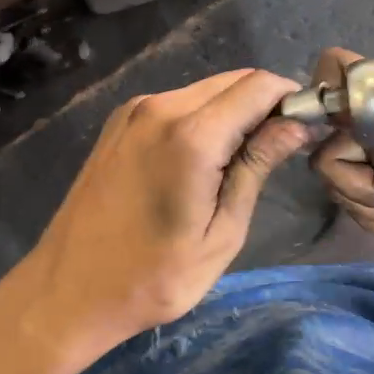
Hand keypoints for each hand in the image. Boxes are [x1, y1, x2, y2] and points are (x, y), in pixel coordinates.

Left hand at [4, 69, 310, 357]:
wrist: (66, 292)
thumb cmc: (152, 278)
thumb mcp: (220, 234)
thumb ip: (257, 168)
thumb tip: (296, 124)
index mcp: (190, 135)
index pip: (259, 86)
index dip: (291, 98)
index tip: (307, 128)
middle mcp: (161, 107)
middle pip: (234, 81)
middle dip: (265, 104)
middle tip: (279, 149)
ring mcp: (135, 111)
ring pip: (207, 89)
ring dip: (234, 111)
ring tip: (242, 161)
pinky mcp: (120, 121)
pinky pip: (178, 103)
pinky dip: (204, 117)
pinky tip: (204, 160)